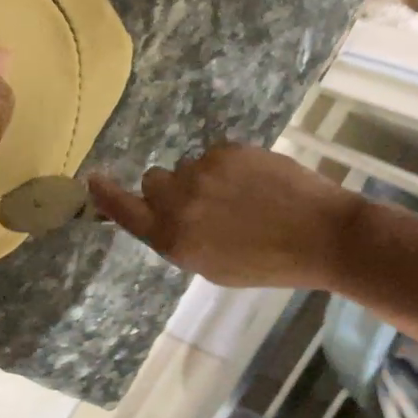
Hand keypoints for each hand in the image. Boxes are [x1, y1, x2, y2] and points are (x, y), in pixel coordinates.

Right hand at [88, 144, 366, 288]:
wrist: (325, 236)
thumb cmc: (270, 262)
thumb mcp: (213, 266)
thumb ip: (178, 238)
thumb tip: (162, 214)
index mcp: (174, 239)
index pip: (124, 209)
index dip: (105, 194)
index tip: (92, 179)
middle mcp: (178, 204)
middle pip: (153, 181)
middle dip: (170, 189)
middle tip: (205, 205)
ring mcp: (201, 173)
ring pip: (186, 167)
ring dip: (203, 179)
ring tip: (243, 198)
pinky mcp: (226, 151)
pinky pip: (214, 154)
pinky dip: (229, 167)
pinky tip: (257, 183)